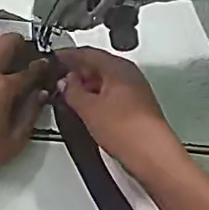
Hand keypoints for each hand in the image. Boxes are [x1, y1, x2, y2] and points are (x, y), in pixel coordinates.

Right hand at [54, 47, 188, 181]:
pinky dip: (98, 98)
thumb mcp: (88, 108)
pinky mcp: (138, 108)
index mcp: (119, 67)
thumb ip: (72, 90)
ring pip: (105, 81)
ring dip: (87, 86)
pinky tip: (89, 110)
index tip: (55, 59)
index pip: (88, 53)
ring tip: (70, 96)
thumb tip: (66, 83)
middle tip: (60, 78)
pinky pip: (112, 95)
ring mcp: (136, 92)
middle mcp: (130, 76)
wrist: (153, 156)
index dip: (68, 55)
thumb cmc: (129, 130)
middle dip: (77, 71)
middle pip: (98, 65)